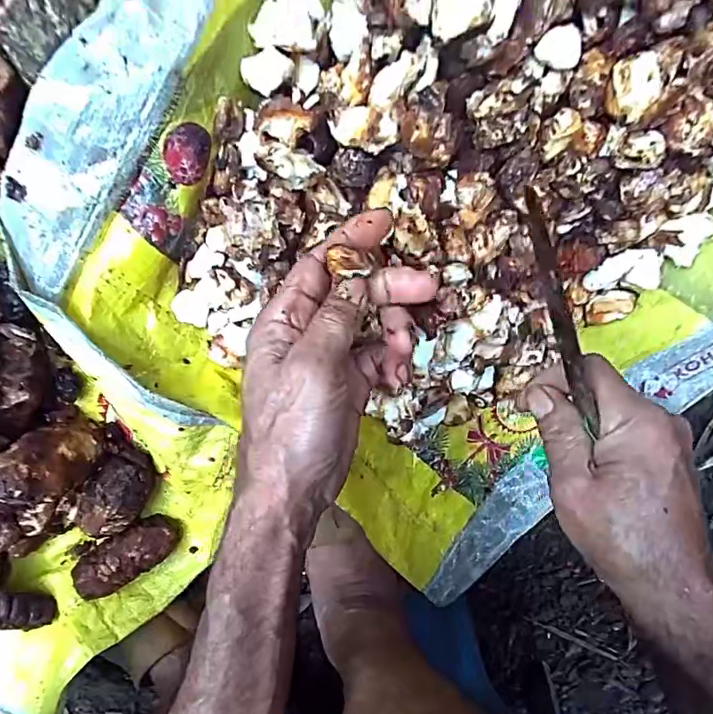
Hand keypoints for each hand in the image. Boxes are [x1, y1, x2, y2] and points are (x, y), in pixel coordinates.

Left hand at [238, 210, 435, 526]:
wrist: (294, 490)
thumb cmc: (291, 428)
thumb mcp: (313, 364)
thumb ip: (337, 316)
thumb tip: (358, 279)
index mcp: (285, 321)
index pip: (320, 266)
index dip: (352, 244)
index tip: (387, 223)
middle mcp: (306, 334)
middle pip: (354, 293)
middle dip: (390, 291)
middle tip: (428, 291)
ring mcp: (330, 359)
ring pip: (372, 324)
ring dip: (394, 334)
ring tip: (401, 359)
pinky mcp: (349, 384)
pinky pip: (377, 358)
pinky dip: (392, 362)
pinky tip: (396, 378)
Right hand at [524, 357, 712, 649]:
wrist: (669, 584)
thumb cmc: (618, 540)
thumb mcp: (573, 486)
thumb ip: (559, 433)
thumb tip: (541, 393)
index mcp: (638, 420)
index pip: (592, 368)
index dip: (553, 377)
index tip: (528, 404)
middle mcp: (663, 420)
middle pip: (604, 391)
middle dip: (568, 408)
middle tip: (541, 442)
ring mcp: (673, 439)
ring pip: (616, 415)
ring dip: (585, 430)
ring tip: (567, 470)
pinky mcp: (674, 458)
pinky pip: (632, 435)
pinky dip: (606, 445)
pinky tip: (595, 480)